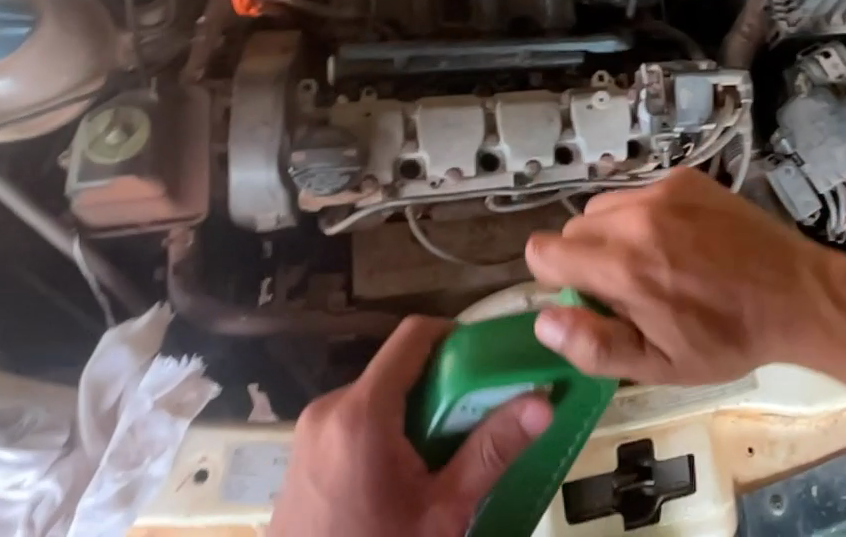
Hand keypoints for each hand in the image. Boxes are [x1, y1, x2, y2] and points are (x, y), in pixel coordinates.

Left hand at [268, 316, 552, 536]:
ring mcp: (309, 431)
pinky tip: (401, 476)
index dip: (454, 335)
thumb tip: (543, 403)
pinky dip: (385, 430)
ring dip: (413, 411)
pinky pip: (354, 419)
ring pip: (377, 394)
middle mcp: (329, 407)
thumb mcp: (443, 511)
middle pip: (397, 368)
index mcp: (361, 411)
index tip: (485, 360)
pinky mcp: (302, 455)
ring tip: (440, 455)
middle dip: (439, 386)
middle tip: (472, 420)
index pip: (413, 334)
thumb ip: (491, 451)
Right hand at [524, 169, 845, 384]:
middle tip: (627, 287)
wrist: (796, 293)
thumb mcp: (661, 365)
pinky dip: (644, 214)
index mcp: (624, 268)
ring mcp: (662, 191)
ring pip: (604, 206)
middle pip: (573, 228)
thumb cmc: (727, 338)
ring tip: (653, 260)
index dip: (554, 277)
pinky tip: (680, 238)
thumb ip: (595, 345)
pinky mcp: (685, 177)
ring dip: (612, 233)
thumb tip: (543, 320)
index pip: (543, 251)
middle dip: (585, 258)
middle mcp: (635, 219)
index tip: (587, 296)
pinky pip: (639, 192)